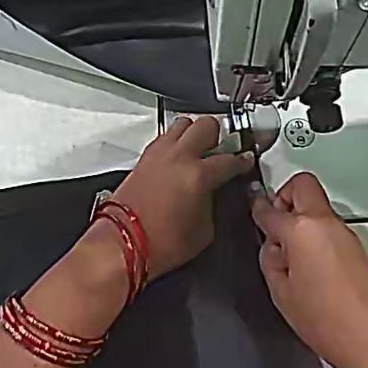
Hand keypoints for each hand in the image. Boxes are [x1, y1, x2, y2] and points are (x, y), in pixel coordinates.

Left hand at [110, 116, 256, 278]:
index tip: (244, 162)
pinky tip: (178, 158)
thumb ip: (213, 203)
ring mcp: (159, 153)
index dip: (242, 161)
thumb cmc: (158, 243)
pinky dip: (174, 143)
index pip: (230, 159)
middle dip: (218, 135)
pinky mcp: (143, 157)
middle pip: (206, 125)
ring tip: (198, 149)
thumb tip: (212, 193)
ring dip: (193, 133)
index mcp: (198, 174)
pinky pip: (165, 138)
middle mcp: (178, 157)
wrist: (124, 243)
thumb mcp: (204, 230)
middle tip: (221, 149)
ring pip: (182, 123)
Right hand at [252, 173, 367, 367]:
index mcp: (302, 230)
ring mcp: (344, 233)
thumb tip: (271, 248)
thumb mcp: (281, 293)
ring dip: (300, 217)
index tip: (255, 211)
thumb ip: (270, 260)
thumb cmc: (332, 322)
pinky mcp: (356, 246)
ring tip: (290, 252)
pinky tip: (308, 264)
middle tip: (274, 221)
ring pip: (316, 205)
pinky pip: (328, 226)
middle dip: (284, 196)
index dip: (258, 210)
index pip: (270, 209)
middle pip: (302, 185)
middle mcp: (325, 223)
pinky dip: (314, 234)